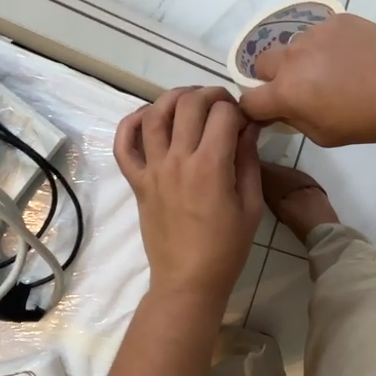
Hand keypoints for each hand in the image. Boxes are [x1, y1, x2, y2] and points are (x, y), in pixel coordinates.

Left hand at [115, 87, 263, 306]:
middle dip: (210, 95)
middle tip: (223, 106)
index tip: (246, 120)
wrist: (188, 280)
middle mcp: (178, 160)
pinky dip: (132, 123)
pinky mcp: (137, 182)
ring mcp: (153, 169)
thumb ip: (249, 161)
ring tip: (190, 102)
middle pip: (189, 104)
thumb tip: (249, 127)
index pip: (223, 114)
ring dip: (175, 98)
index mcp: (211, 167)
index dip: (238, 109)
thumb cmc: (227, 248)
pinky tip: (149, 116)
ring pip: (155, 114)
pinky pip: (124, 144)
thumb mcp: (251, 206)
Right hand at [236, 13, 375, 145]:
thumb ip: (294, 121)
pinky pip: (318, 33)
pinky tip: (351, 59)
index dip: (254, 110)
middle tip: (300, 91)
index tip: (268, 113)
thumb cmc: (370, 122)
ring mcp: (314, 33)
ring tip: (334, 74)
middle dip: (272, 79)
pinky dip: (326, 47)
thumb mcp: (325, 136)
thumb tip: (280, 111)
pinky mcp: (336, 19)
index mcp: (287, 92)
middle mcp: (293, 58)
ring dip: (301, 61)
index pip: (248, 100)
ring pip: (292, 47)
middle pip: (261, 64)